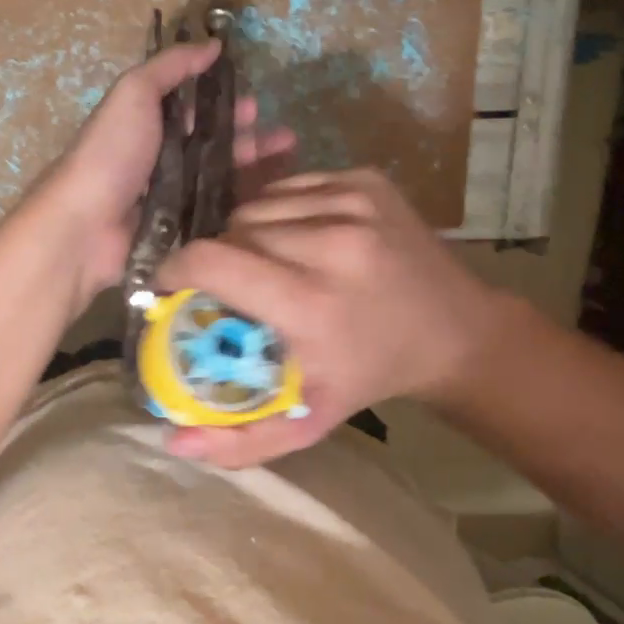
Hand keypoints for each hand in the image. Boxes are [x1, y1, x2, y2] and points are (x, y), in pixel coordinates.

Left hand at [20, 41, 295, 302]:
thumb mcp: (134, 93)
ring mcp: (167, 199)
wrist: (86, 226)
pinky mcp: (176, 232)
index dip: (224, 103)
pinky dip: (240, 205)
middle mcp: (157, 160)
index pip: (193, 110)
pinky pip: (213, 215)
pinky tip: (270, 199)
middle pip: (209, 145)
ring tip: (286, 159)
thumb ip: (170, 66)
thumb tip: (212, 44)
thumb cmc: (110, 153)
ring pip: (216, 179)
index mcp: (145, 125)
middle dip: (246, 136)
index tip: (255, 102)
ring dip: (250, 167)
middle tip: (281, 135)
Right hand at [153, 169, 505, 467]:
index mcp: (312, 302)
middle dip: (217, 258)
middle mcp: (333, 243)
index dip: (175, 270)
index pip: (212, 261)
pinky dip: (278, 211)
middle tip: (227, 288)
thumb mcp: (307, 422)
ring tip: (265, 266)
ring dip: (247, 235)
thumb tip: (174, 442)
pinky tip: (296, 240)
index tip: (169, 288)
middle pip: (231, 232)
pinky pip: (288, 186)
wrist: (454, 330)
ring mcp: (353, 204)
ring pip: (257, 205)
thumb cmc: (368, 377)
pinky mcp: (366, 180)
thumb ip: (240, 441)